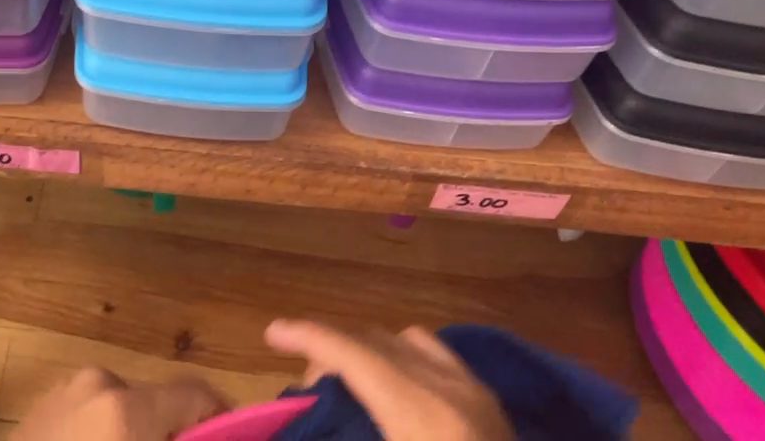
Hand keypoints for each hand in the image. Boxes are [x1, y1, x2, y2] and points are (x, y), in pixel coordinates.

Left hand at [12, 366, 229, 440]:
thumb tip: (206, 439)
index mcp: (125, 405)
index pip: (196, 393)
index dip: (223, 420)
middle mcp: (97, 384)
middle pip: (158, 404)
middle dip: (174, 439)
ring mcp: (62, 393)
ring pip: (123, 413)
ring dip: (138, 440)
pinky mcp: (39, 412)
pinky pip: (90, 420)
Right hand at [265, 320, 515, 440]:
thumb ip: (349, 433)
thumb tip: (312, 421)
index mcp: (420, 413)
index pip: (353, 352)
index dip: (308, 336)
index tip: (273, 333)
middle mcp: (449, 389)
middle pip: (374, 340)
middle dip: (331, 349)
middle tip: (305, 389)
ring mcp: (475, 394)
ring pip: (405, 341)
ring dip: (367, 350)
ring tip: (346, 386)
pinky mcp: (491, 406)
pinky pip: (435, 356)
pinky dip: (402, 357)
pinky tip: (392, 388)